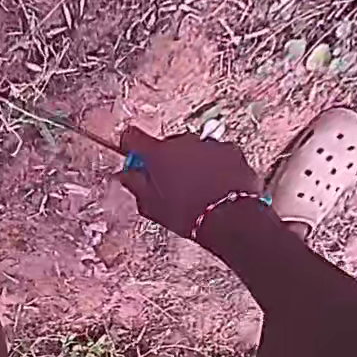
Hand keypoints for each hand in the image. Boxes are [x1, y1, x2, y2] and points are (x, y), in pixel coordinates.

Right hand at [117, 126, 264, 237]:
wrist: (229, 219)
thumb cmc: (188, 214)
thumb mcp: (151, 205)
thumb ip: (135, 185)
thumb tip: (125, 175)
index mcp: (159, 154)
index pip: (134, 137)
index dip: (130, 145)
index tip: (132, 154)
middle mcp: (184, 142)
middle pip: (167, 145)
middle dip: (165, 161)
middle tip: (166, 185)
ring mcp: (209, 145)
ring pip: (193, 151)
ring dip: (190, 164)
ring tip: (193, 191)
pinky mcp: (231, 151)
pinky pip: (215, 156)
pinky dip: (213, 167)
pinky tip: (212, 187)